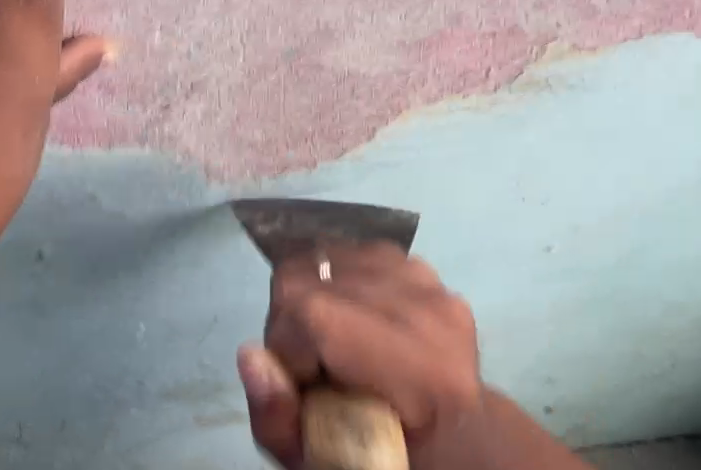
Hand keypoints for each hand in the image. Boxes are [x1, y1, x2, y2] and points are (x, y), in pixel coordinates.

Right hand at [239, 245, 485, 469]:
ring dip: (311, 295)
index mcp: (422, 372)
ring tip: (331, 341)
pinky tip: (350, 316)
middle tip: (310, 364)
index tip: (300, 382)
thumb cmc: (379, 454)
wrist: (449, 437)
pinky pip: (349, 253)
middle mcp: (433, 313)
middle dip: (292, 316)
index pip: (313, 312)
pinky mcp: (424, 267)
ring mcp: (431, 282)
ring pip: (326, 258)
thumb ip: (277, 418)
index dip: (285, 341)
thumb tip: (251, 355)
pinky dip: (334, 281)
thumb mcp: (316, 460)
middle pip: (313, 276)